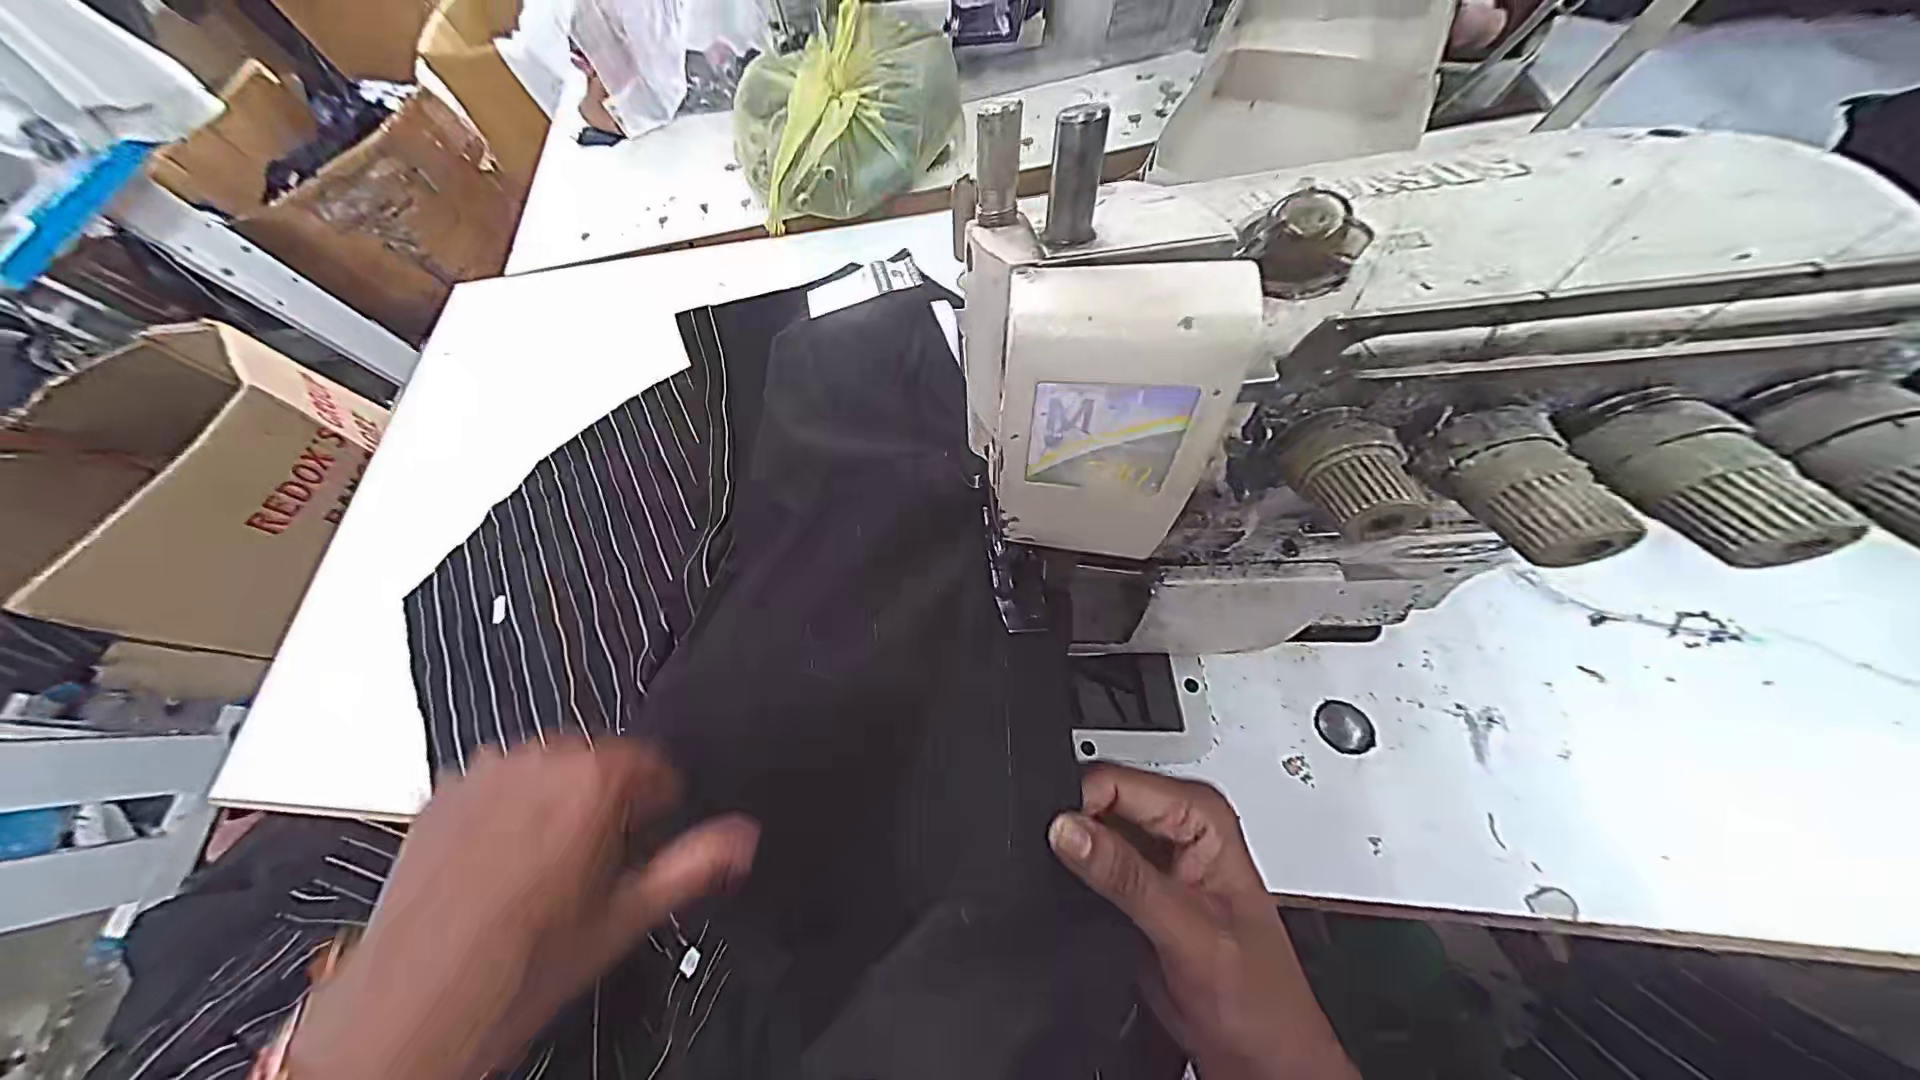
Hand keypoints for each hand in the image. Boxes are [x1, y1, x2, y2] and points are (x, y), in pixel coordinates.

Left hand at [289, 739, 757, 1079]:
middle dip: (612, 796)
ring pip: (553, 764)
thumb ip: (695, 864)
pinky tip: (508, 855)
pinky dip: (516, 802)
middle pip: (603, 759)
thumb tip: (743, 839)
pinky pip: (503, 777)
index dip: (659, 798)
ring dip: (566, 795)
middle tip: (603, 852)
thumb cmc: (513, 971)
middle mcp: (540, 763)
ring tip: (554, 858)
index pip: (653, 761)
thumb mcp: (624, 917)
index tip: (652, 824)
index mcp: (593, 781)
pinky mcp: (445, 791)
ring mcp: (487, 774)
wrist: (405, 1012)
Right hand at [1048, 765, 1355, 1079]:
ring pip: (1088, 828)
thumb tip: (1069, 829)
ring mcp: (1155, 853)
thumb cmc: (1261, 1004)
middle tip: (1075, 873)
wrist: (1264, 1062)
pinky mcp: (1135, 881)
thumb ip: (1125, 876)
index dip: (1081, 806)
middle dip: (1075, 828)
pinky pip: (1088, 861)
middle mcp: (1178, 824)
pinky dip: (1076, 877)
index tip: (1062, 839)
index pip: (1118, 781)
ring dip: (1075, 855)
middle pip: (1099, 799)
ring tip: (1095, 898)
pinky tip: (1090, 904)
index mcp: (1202, 815)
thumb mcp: (1188, 935)